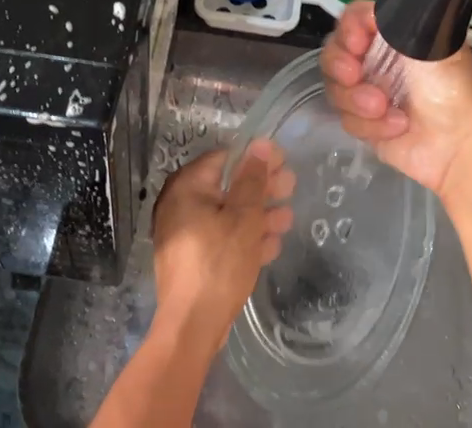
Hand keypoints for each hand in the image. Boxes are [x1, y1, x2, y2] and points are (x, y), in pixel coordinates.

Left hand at [150, 143, 294, 347]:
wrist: (192, 326)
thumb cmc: (218, 264)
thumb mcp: (244, 218)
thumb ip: (253, 180)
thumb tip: (260, 144)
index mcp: (187, 187)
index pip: (225, 159)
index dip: (257, 159)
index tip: (284, 163)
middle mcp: (180, 204)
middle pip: (227, 187)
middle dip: (262, 188)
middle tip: (291, 188)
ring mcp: (184, 233)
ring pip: (227, 215)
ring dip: (258, 215)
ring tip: (288, 219)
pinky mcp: (193, 258)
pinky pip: (221, 238)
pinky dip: (244, 238)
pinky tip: (271, 245)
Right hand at [320, 1, 471, 194]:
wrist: (456, 142)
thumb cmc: (448, 87)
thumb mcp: (429, 42)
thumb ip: (396, 20)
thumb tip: (370, 13)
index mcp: (394, 35)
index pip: (354, 18)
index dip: (348, 27)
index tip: (357, 42)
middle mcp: (377, 58)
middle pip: (334, 50)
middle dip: (341, 64)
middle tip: (355, 75)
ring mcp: (368, 90)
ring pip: (335, 86)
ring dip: (357, 99)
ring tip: (383, 108)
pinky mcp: (365, 121)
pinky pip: (345, 117)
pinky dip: (370, 124)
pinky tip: (396, 127)